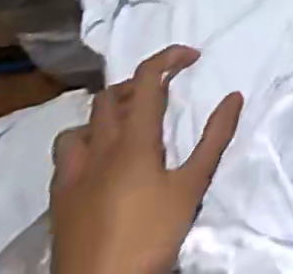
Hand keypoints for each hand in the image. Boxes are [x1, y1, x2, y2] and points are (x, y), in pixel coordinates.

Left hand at [50, 45, 243, 273]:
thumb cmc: (150, 236)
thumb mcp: (192, 187)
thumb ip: (214, 139)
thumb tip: (234, 96)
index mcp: (133, 140)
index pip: (146, 79)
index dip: (168, 57)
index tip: (192, 56)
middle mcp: (99, 149)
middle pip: (110, 97)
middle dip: (137, 85)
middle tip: (163, 93)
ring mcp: (72, 176)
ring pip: (79, 126)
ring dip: (104, 116)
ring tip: (126, 126)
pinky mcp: (58, 202)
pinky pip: (64, 158)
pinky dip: (83, 146)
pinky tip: (99, 164)